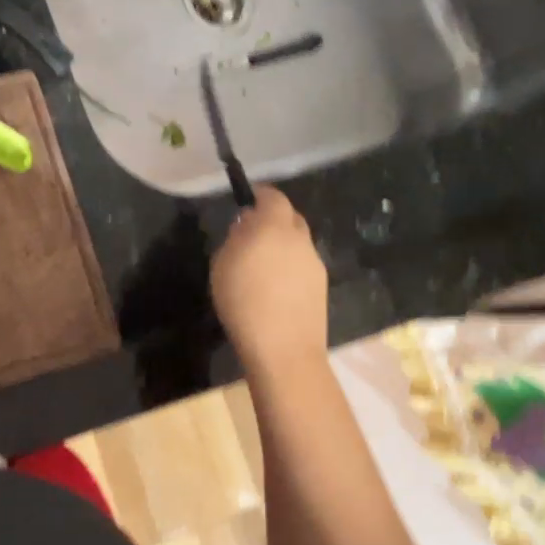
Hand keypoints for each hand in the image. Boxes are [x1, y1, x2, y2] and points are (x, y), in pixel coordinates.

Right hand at [210, 186, 327, 372]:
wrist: (283, 350)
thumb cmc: (243, 301)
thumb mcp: (222, 263)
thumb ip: (236, 238)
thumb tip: (247, 226)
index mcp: (274, 227)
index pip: (273, 197)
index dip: (260, 194)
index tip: (246, 200)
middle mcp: (300, 239)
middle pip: (290, 217)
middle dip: (273, 217)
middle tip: (251, 231)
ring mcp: (315, 263)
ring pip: (298, 242)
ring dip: (282, 242)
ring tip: (260, 262)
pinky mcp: (321, 286)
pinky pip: (302, 264)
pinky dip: (289, 264)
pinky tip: (274, 285)